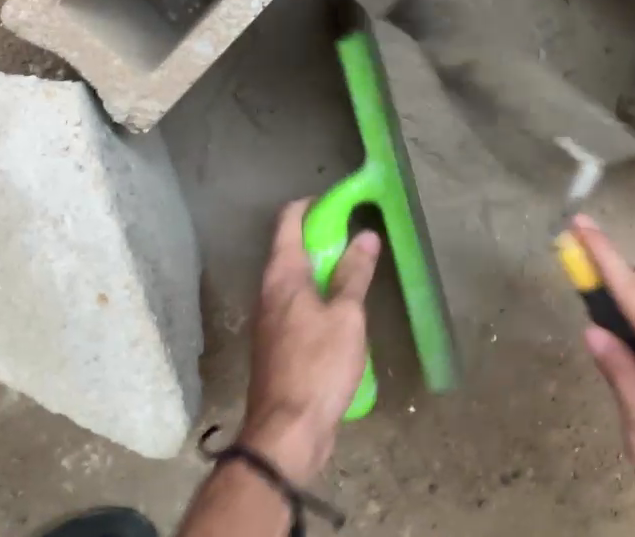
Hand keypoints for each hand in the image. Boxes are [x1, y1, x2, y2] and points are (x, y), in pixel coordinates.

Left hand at [239, 198, 380, 484]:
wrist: (286, 431)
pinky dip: (318, 298)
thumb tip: (365, 235)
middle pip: (291, 249)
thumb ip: (355, 274)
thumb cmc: (318, 366)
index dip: (313, 205)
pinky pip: (297, 307)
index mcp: (282, 275)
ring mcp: (270, 319)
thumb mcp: (346, 317)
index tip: (341, 203)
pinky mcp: (277, 345)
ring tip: (355, 275)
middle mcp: (269, 291)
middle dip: (322, 238)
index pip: (289, 221)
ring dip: (322, 271)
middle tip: (356, 240)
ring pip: (295, 280)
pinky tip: (342, 315)